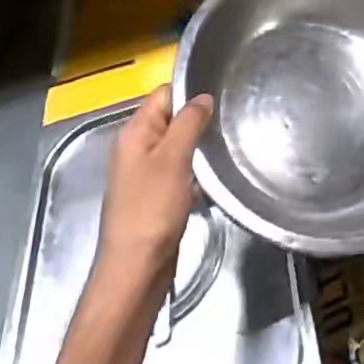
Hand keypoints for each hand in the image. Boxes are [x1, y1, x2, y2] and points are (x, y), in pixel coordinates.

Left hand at [97, 84, 214, 274]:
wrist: (135, 272)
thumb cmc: (152, 210)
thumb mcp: (173, 159)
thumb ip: (188, 122)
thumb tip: (203, 97)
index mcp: (134, 133)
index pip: (164, 94)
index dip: (190, 90)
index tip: (220, 92)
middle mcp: (137, 148)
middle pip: (172, 118)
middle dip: (198, 118)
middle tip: (228, 120)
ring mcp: (145, 173)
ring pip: (178, 145)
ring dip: (198, 146)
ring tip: (226, 145)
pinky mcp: (156, 195)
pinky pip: (179, 170)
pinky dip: (195, 171)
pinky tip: (213, 178)